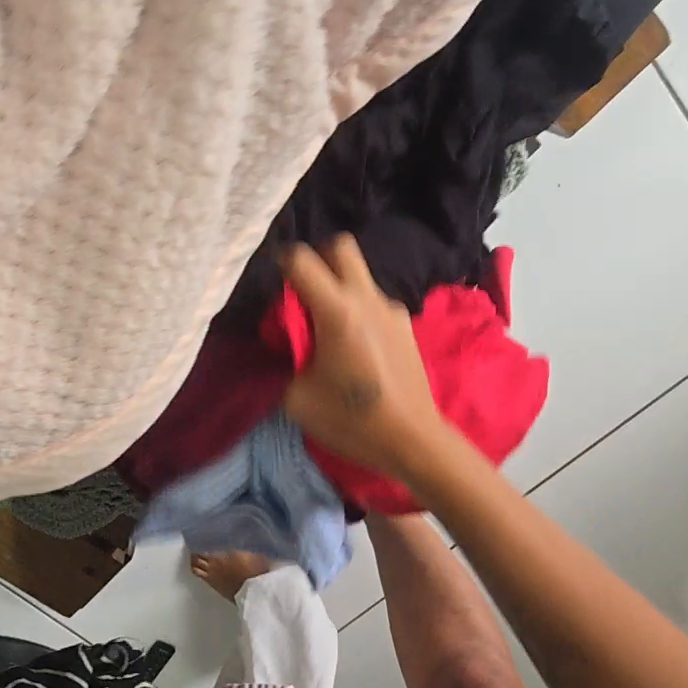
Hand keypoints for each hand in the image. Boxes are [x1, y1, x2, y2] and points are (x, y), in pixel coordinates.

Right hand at [280, 236, 451, 479]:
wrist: (413, 440)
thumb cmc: (352, 422)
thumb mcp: (297, 398)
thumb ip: (285, 359)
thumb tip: (285, 340)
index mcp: (339, 312)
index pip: (301, 259)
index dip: (281, 265)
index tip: (274, 288)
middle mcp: (368, 299)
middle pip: (340, 247)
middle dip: (317, 260)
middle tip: (303, 295)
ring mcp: (392, 310)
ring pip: (359, 276)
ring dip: (338, 289)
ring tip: (326, 331)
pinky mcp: (405, 326)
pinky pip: (373, 302)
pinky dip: (357, 311)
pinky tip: (352, 348)